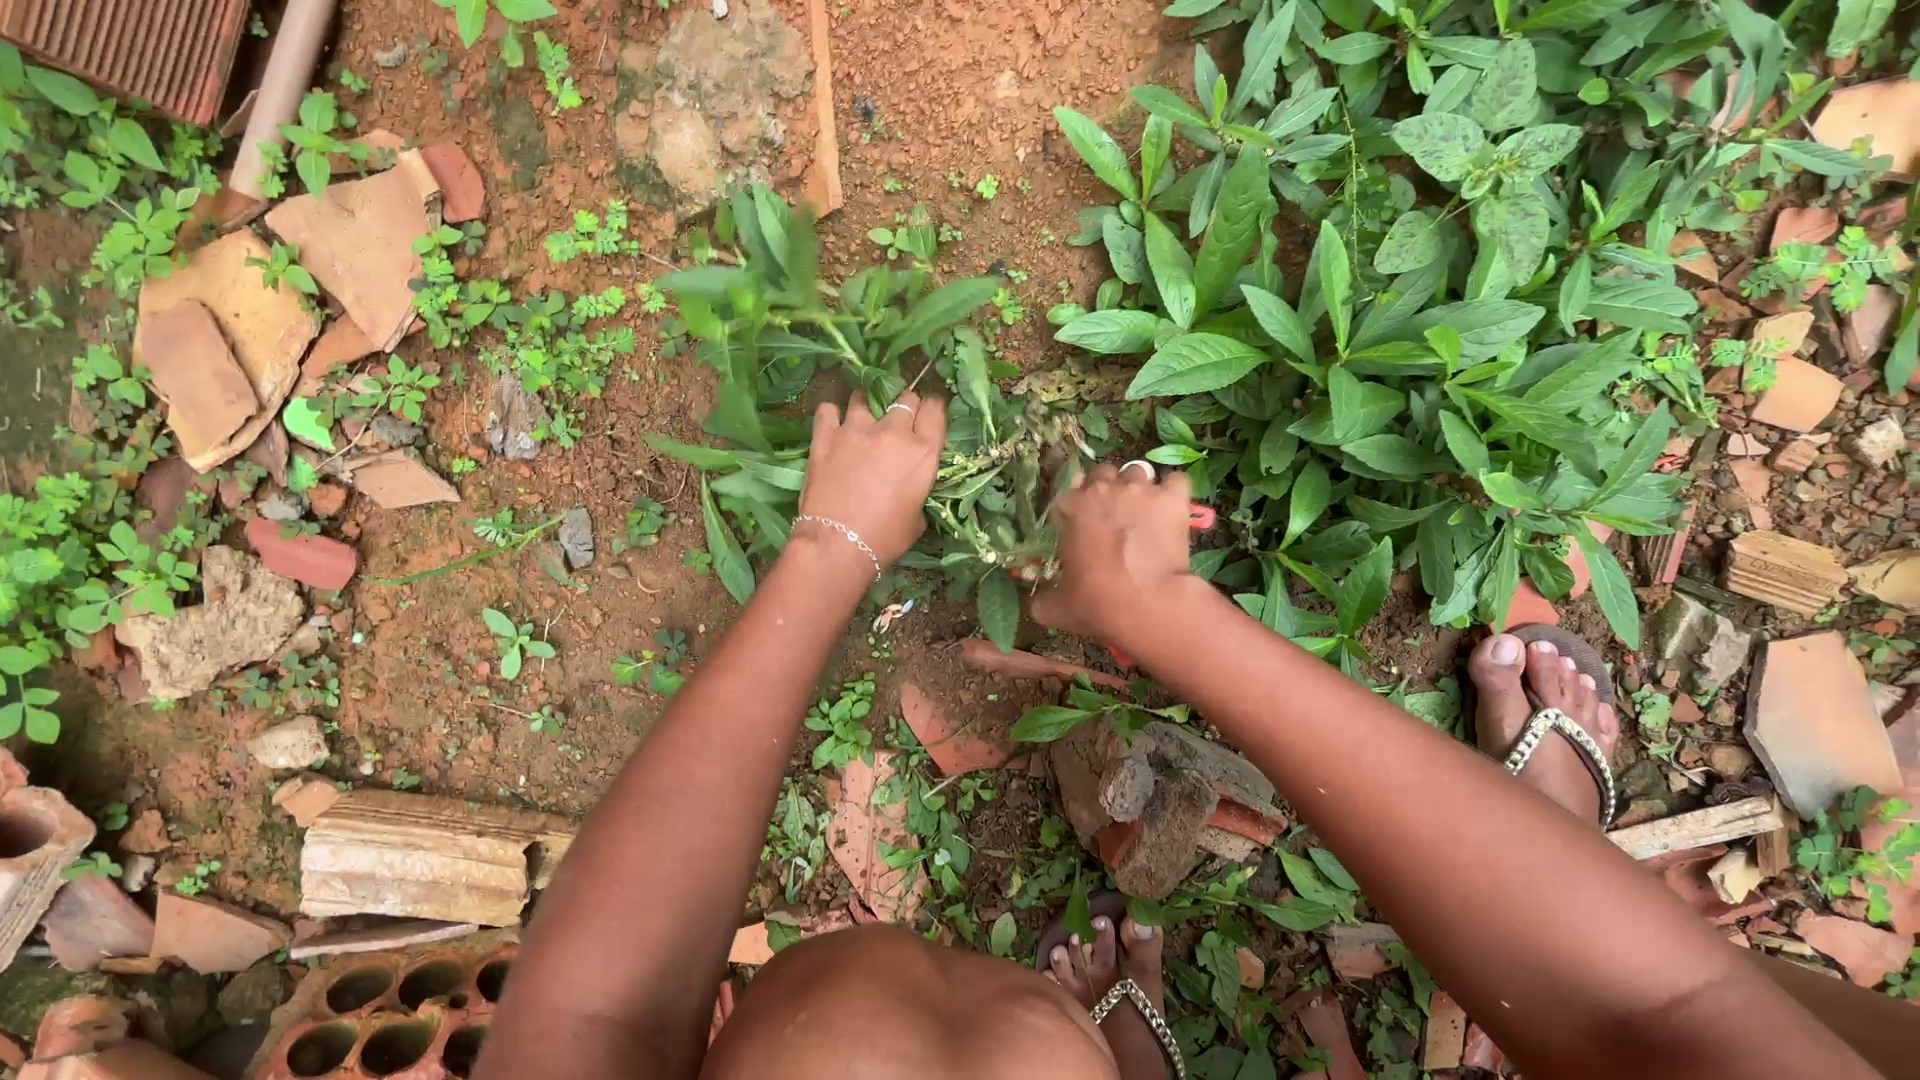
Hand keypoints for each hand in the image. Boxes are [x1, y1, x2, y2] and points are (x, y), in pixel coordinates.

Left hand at [797, 390, 945, 566]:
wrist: (837, 546)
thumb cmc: (884, 539)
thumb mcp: (917, 519)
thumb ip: (918, 491)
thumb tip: (910, 488)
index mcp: (923, 452)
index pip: (935, 408)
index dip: (933, 409)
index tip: (928, 417)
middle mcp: (893, 432)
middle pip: (906, 398)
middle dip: (905, 407)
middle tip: (897, 424)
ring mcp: (856, 430)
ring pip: (865, 396)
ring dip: (867, 405)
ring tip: (863, 419)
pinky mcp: (825, 437)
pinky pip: (828, 410)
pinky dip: (832, 415)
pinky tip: (833, 426)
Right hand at [1032, 462, 1194, 640]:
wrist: (1147, 604)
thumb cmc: (1096, 603)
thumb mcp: (1057, 608)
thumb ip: (1043, 599)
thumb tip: (1038, 603)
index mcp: (1071, 507)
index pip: (1067, 496)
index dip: (1074, 512)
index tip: (1080, 530)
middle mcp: (1103, 489)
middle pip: (1102, 474)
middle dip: (1105, 490)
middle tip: (1112, 518)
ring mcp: (1140, 490)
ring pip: (1137, 473)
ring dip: (1138, 487)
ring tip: (1143, 511)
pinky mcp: (1172, 498)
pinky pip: (1175, 481)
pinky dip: (1173, 491)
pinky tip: (1171, 508)